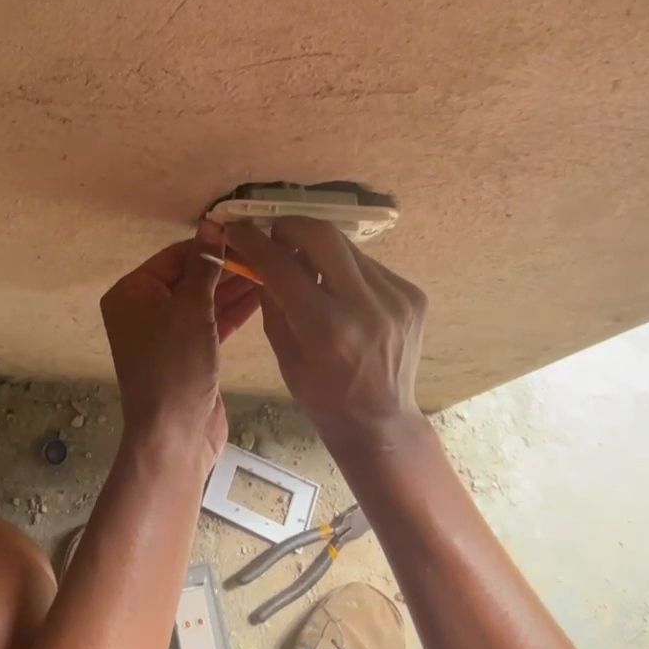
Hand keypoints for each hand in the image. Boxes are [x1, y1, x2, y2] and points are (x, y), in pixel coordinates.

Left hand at [100, 221, 261, 463]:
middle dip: (225, 265)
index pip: (174, 256)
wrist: (175, 435)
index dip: (210, 244)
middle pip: (189, 277)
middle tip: (265, 250)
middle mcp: (143, 309)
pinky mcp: (187, 353)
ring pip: (202, 300)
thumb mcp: (191, 309)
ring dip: (233, 287)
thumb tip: (212, 223)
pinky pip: (210, 322)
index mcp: (131, 293)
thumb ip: (204, 266)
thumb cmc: (176, 367)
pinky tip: (262, 294)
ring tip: (271, 267)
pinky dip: (232, 311)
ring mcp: (166, 333)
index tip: (246, 232)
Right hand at [224, 217, 427, 442]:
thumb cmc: (321, 394)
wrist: (381, 421)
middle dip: (289, 226)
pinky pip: (366, 264)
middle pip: (322, 235)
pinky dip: (344, 268)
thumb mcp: (283, 351)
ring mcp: (395, 298)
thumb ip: (271, 297)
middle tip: (274, 236)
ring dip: (317, 248)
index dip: (253, 241)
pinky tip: (339, 290)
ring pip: (345, 246)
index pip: (281, 265)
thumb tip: (256, 253)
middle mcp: (366, 307)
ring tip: (306, 267)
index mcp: (327, 330)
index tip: (237, 229)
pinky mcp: (412, 294)